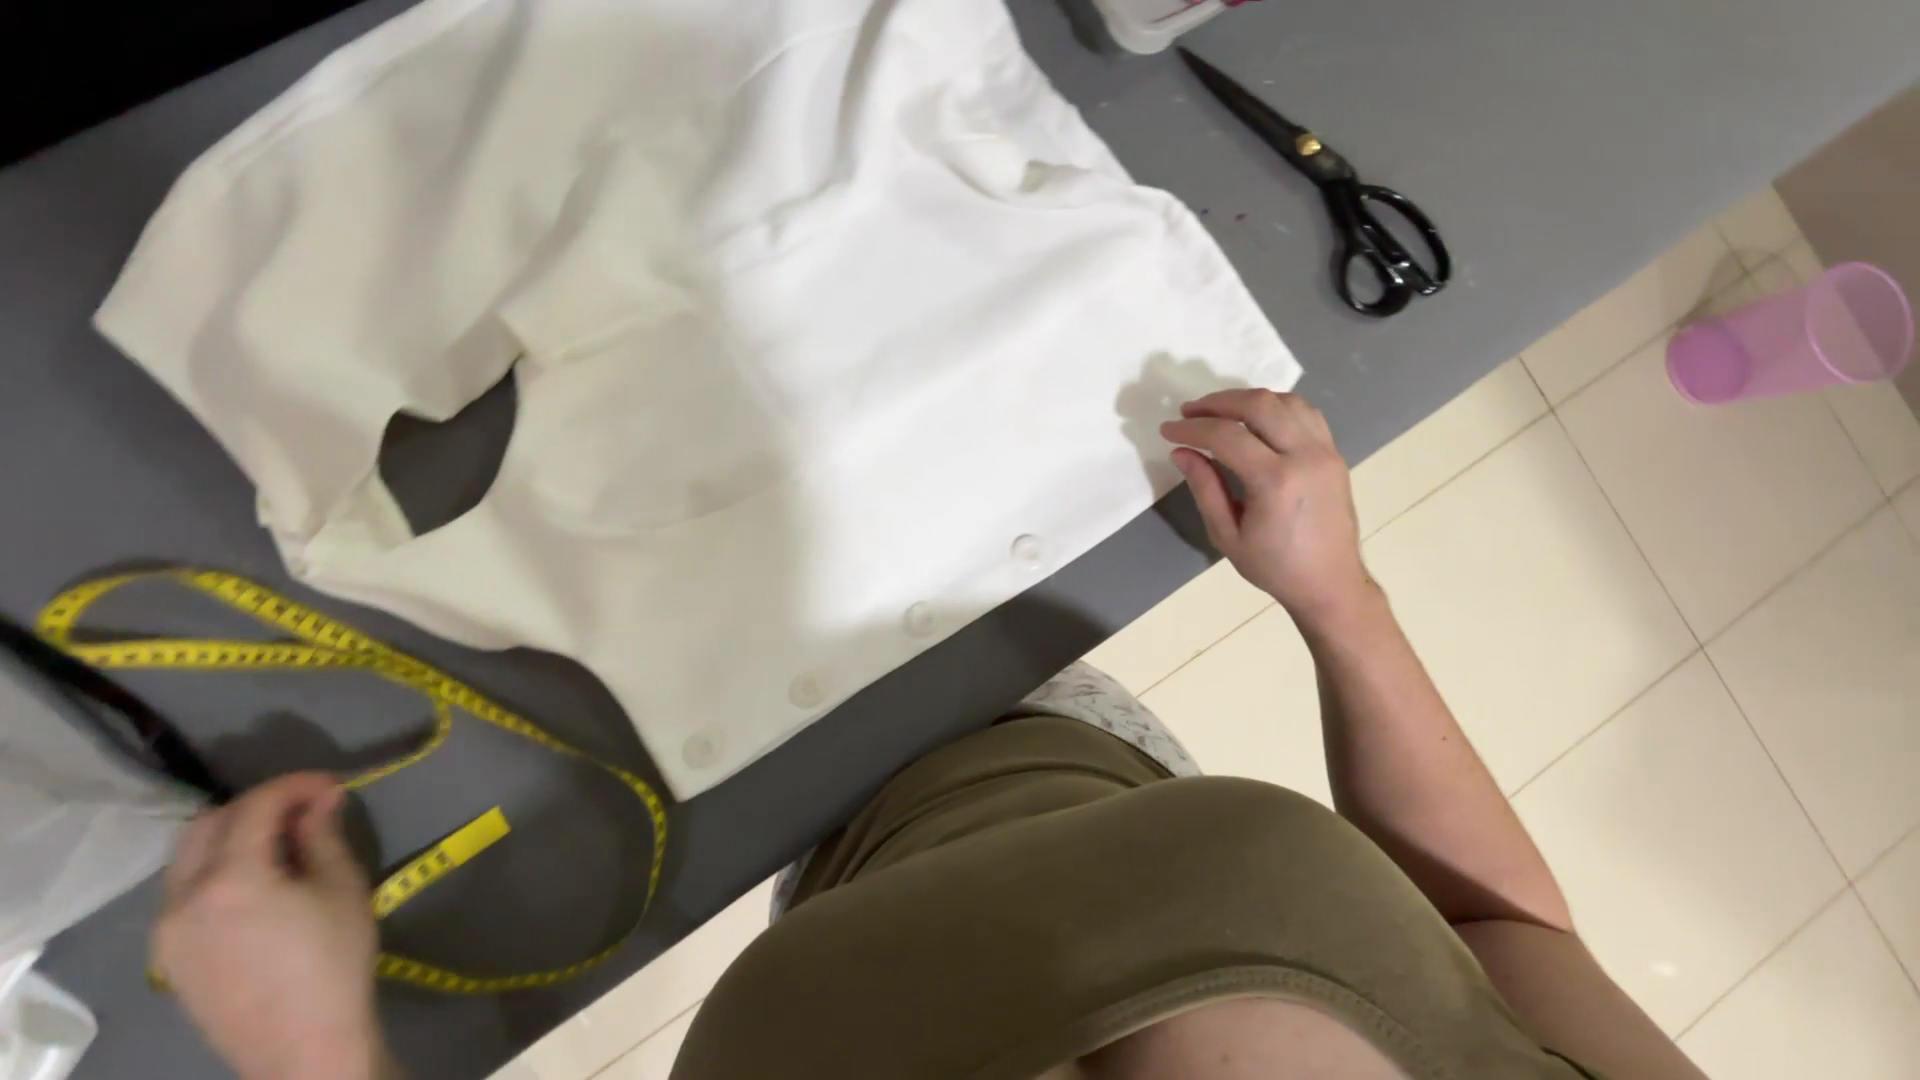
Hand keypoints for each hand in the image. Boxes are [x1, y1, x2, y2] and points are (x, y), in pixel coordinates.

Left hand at [153, 772, 392, 1079]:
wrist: (300, 1041)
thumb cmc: (334, 959)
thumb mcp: (343, 888)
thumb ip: (323, 837)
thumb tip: (322, 799)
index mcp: (232, 878)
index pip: (255, 806)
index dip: (296, 785)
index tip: (333, 784)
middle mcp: (184, 897)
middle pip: (206, 824)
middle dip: (258, 804)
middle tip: (307, 807)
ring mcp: (167, 929)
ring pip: (188, 857)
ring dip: (233, 834)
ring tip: (285, 842)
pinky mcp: (168, 953)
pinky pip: (184, 890)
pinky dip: (218, 867)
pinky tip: (260, 882)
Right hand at [1161, 389, 1375, 629]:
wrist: (1330, 583)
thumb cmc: (1274, 567)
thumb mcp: (1227, 535)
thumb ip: (1204, 488)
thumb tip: (1181, 452)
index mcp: (1275, 481)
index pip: (1226, 436)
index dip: (1192, 428)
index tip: (1168, 430)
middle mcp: (1305, 456)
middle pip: (1258, 405)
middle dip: (1217, 402)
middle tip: (1190, 411)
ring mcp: (1325, 452)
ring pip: (1285, 401)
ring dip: (1247, 400)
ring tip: (1219, 412)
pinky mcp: (1334, 453)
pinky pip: (1305, 413)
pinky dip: (1276, 406)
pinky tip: (1255, 418)